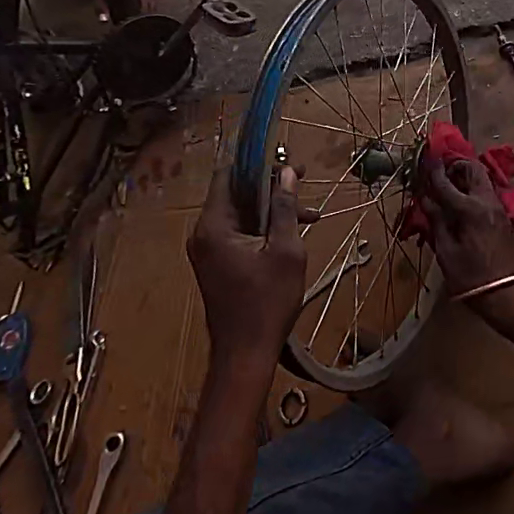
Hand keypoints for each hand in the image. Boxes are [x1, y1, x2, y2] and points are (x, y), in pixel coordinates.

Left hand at [189, 166, 306, 365]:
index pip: (228, 175)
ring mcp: (210, 250)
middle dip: (271, 186)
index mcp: (214, 226)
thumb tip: (286, 173)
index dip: (256, 163)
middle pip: (237, 194)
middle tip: (302, 179)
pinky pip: (241, 232)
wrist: (246, 354)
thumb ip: (284, 209)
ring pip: (243, 214)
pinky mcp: (219, 263)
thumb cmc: (267, 303)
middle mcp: (205, 233)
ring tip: (308, 213)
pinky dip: (265, 228)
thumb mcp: (284, 251)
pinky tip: (293, 232)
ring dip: (273, 209)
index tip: (285, 159)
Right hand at [421, 157, 513, 295]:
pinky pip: (486, 192)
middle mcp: (487, 202)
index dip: (433, 170)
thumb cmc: (471, 277)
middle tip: (439, 174)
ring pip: (482, 179)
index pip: (446, 183)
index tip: (425, 157)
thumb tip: (426, 200)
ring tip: (448, 187)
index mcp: (470, 210)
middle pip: (472, 169)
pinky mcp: (503, 217)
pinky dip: (473, 188)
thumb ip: (437, 221)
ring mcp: (498, 208)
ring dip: (465, 176)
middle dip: (455, 166)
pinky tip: (461, 202)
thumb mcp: (446, 251)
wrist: (505, 295)